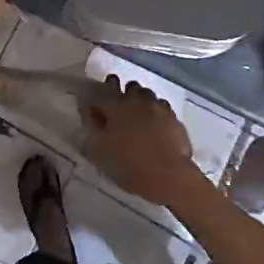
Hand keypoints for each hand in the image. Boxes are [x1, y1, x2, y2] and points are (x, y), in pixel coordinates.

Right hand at [80, 77, 204, 207]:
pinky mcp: (174, 118)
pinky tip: (156, 124)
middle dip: (124, 94)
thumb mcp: (98, 152)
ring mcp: (158, 107)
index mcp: (115, 106)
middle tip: (120, 109)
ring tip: (139, 115)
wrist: (169, 176)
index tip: (97, 105)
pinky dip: (157, 112)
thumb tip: (89, 114)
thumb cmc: (129, 165)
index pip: (103, 91)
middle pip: (129, 87)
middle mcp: (137, 100)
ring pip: (147, 94)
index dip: (99, 95)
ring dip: (141, 100)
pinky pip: (162, 107)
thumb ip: (91, 129)